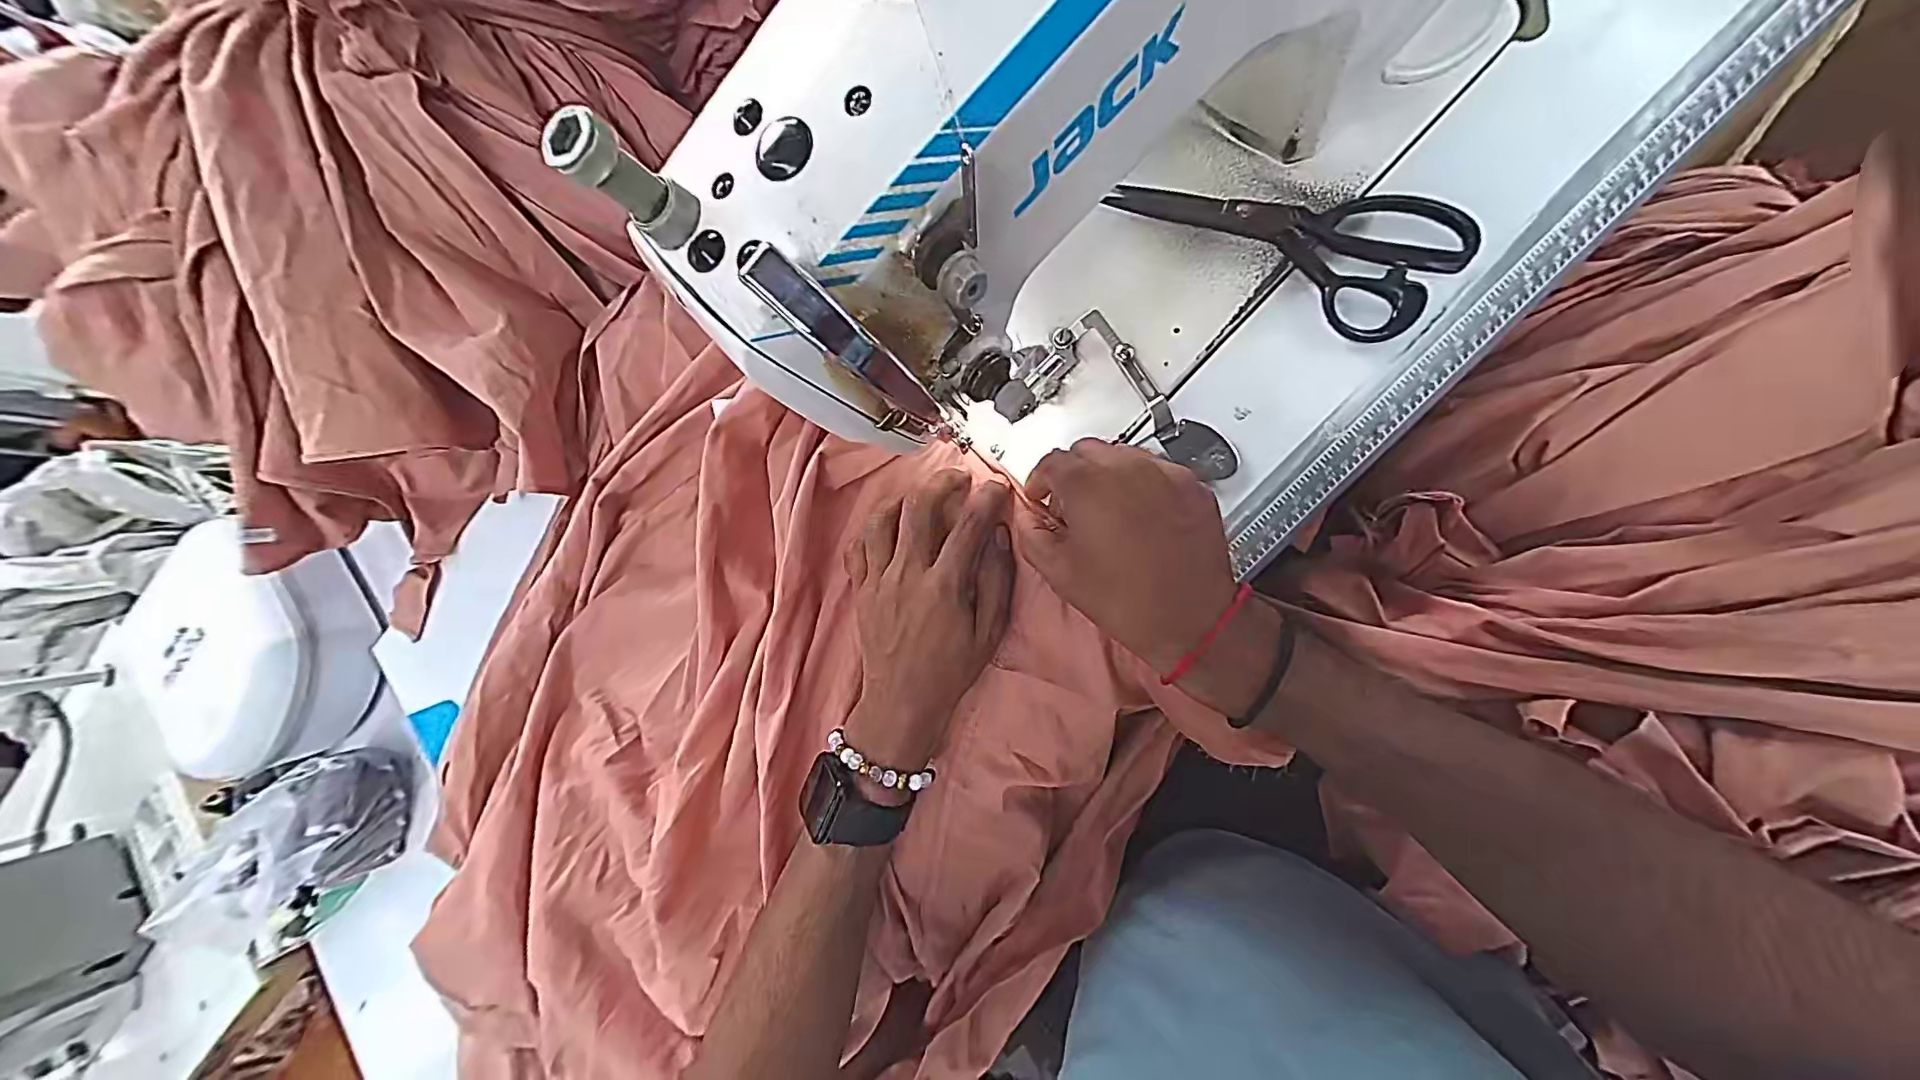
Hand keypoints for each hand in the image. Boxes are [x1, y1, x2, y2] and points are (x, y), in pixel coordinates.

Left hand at [844, 471, 1014, 781]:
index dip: (986, 499)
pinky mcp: (861, 589)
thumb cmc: (950, 670)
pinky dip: (873, 528)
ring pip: (882, 519)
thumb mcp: (989, 632)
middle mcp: (908, 575)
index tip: (996, 488)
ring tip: (920, 495)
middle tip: (958, 478)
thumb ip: (996, 580)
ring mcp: (879, 580)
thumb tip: (998, 536)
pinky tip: (889, 526)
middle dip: (941, 482)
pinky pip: (859, 545)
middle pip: (919, 508)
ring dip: (903, 498)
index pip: (968, 526)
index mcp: (944, 586)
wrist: (901, 702)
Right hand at [1017, 440, 1248, 674]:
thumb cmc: (1129, 600)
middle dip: (1073, 474)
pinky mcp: (1191, 486)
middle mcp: (1126, 470)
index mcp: (1087, 485)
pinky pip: (1158, 470)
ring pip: (1123, 455)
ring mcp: (1163, 474)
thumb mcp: (1059, 572)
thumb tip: (1029, 518)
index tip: (1041, 495)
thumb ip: (1032, 534)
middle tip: (1071, 505)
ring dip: (1108, 475)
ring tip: (1108, 511)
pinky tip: (1141, 514)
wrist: (1188, 618)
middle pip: (1086, 451)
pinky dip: (1144, 484)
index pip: (1052, 462)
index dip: (1040, 480)